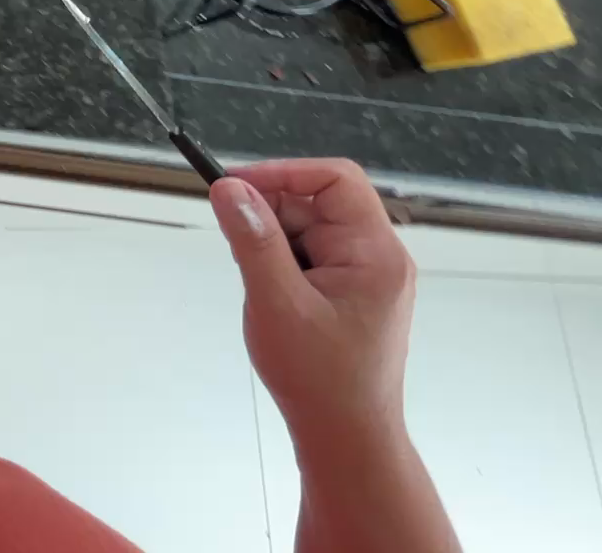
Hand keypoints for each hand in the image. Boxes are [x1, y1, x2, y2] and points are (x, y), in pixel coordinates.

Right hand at [209, 159, 416, 447]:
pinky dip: (272, 255)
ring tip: (255, 278)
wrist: (342, 429)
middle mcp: (374, 254)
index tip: (232, 186)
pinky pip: (301, 248)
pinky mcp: (342, 286)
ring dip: (266, 236)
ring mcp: (360, 271)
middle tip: (235, 244)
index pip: (336, 180)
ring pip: (301, 223)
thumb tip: (227, 187)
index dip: (282, 171)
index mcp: (373, 253)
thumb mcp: (275, 300)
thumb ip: (252, 239)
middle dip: (266, 211)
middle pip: (313, 200)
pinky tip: (264, 285)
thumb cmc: (315, 369)